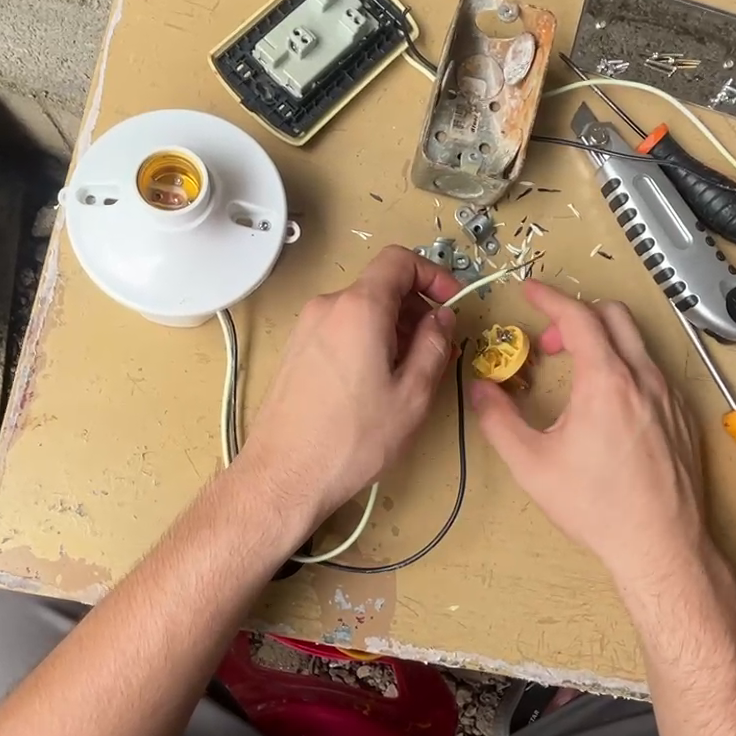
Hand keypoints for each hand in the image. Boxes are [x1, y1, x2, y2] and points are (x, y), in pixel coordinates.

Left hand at [236, 246, 456, 524]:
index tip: (451, 303)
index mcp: (358, 309)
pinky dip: (366, 341)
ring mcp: (306, 329)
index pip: (399, 260)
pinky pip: (340, 330)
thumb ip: (434, 345)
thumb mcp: (411, 395)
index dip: (433, 274)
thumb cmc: (351, 439)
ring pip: (360, 311)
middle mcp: (327, 308)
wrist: (284, 475)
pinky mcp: (296, 352)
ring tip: (409, 373)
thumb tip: (442, 318)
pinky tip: (376, 383)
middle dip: (416, 310)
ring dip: (393, 329)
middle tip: (438, 349)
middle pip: (380, 287)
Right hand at [469, 280, 711, 578]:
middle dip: (576, 316)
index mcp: (606, 382)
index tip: (530, 292)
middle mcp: (644, 380)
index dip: (549, 298)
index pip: (579, 316)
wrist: (660, 546)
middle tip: (549, 343)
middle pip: (614, 316)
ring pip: (636, 343)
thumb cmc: (597, 508)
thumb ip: (498, 419)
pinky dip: (624, 367)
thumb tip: (481, 390)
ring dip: (601, 343)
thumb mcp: (531, 464)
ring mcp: (670, 397)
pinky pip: (653, 372)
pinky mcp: (683, 417)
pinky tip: (606, 404)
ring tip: (575, 375)